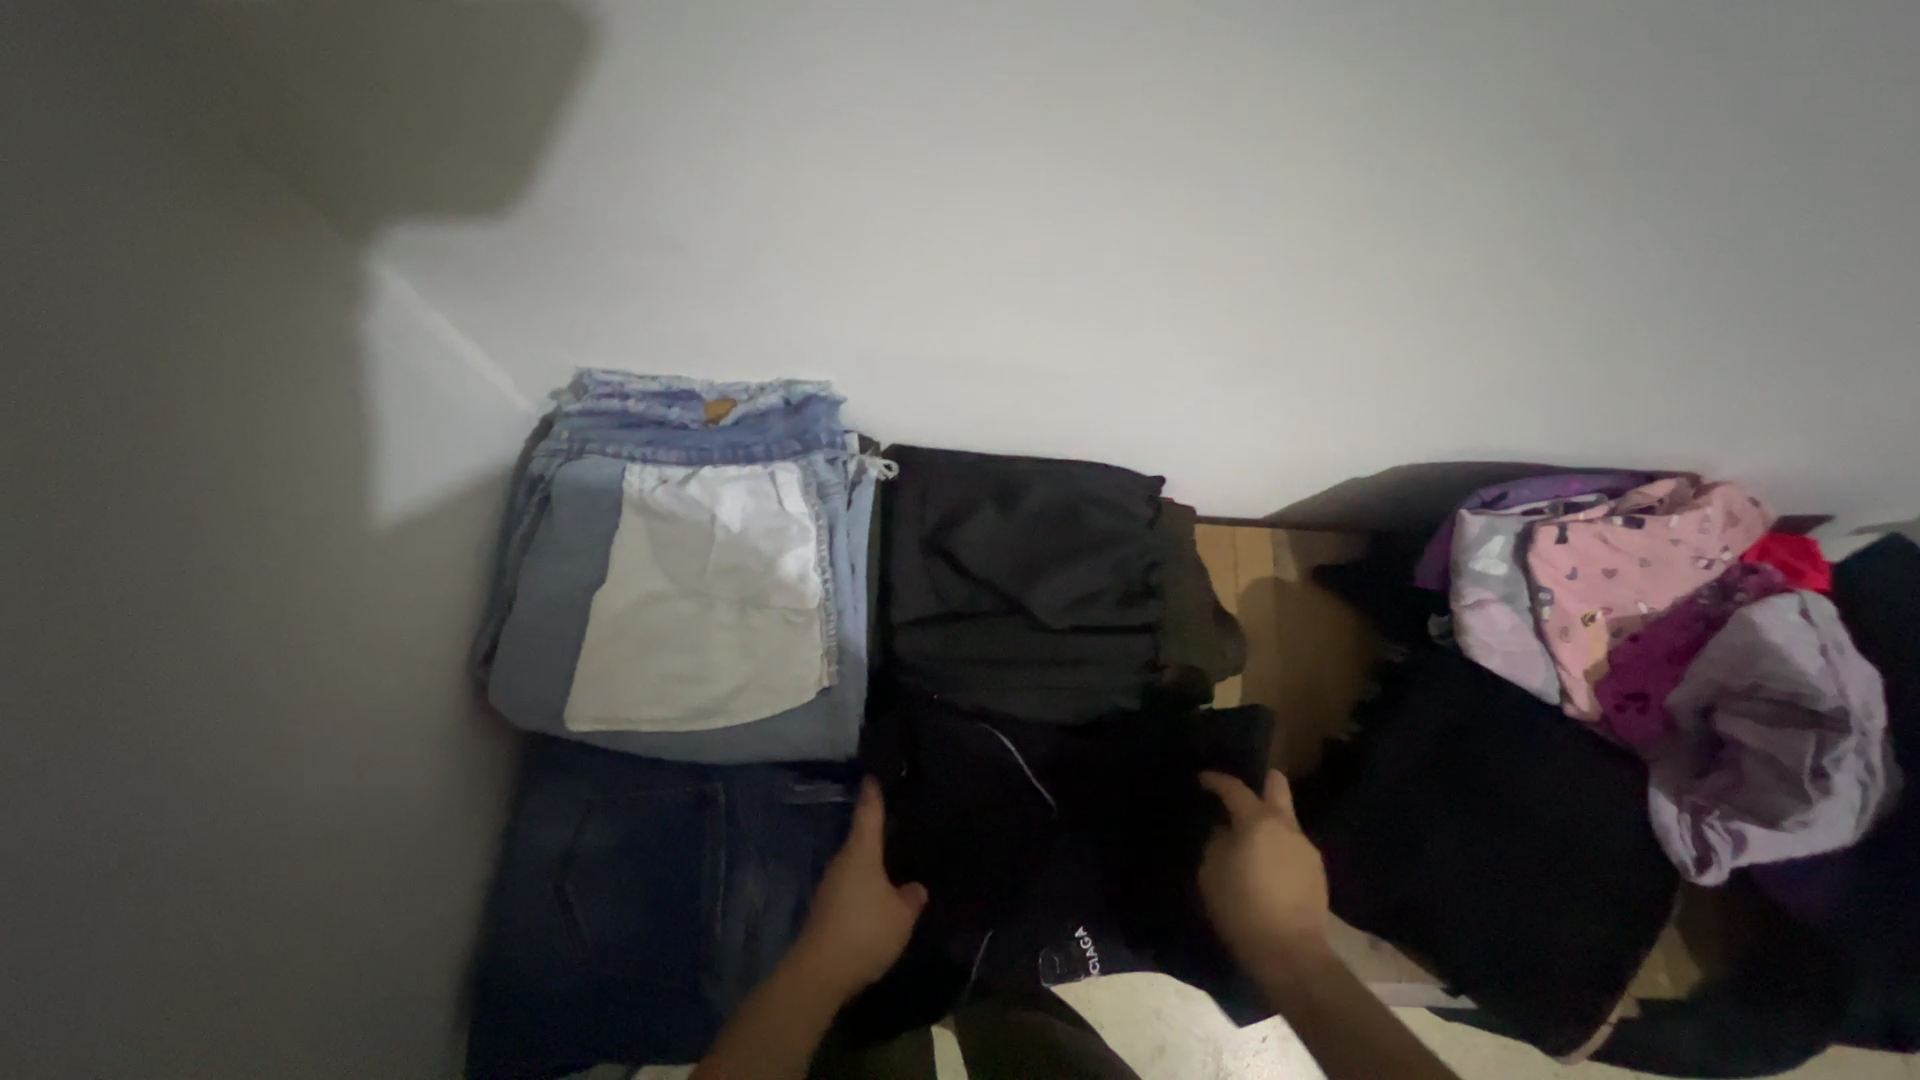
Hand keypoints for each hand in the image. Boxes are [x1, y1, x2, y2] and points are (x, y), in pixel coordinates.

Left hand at [791, 778, 928, 997]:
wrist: (820, 973)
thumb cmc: (864, 931)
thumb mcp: (901, 916)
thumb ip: (911, 898)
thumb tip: (914, 887)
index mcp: (861, 852)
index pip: (869, 812)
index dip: (874, 793)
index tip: (875, 774)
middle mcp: (843, 862)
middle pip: (862, 839)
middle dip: (879, 831)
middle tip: (902, 821)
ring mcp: (831, 886)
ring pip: (857, 865)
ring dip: (874, 863)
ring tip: (897, 860)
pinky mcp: (827, 909)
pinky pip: (852, 887)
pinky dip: (867, 885)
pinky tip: (882, 895)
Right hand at [1198, 769, 1332, 979]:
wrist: (1290, 954)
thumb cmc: (1241, 908)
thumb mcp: (1211, 872)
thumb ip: (1217, 842)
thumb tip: (1226, 832)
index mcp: (1258, 821)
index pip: (1235, 788)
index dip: (1216, 780)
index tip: (1203, 780)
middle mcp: (1287, 826)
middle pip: (1277, 784)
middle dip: (1260, 781)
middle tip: (1240, 794)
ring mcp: (1306, 848)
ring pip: (1286, 819)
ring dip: (1268, 822)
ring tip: (1250, 842)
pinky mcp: (1317, 872)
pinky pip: (1292, 846)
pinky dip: (1277, 847)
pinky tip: (1266, 868)